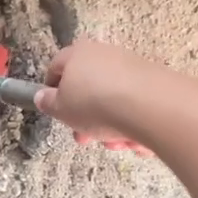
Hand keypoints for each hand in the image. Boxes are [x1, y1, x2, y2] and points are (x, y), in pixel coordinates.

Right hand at [32, 41, 151, 153]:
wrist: (150, 106)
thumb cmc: (96, 104)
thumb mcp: (61, 109)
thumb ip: (48, 103)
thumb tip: (43, 97)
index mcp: (76, 54)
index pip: (56, 68)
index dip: (52, 92)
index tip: (57, 112)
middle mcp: (103, 53)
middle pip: (87, 87)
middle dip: (85, 117)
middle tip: (85, 138)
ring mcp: (131, 65)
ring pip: (113, 99)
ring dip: (111, 124)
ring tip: (117, 143)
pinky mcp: (154, 80)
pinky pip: (136, 103)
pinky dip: (133, 121)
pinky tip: (137, 139)